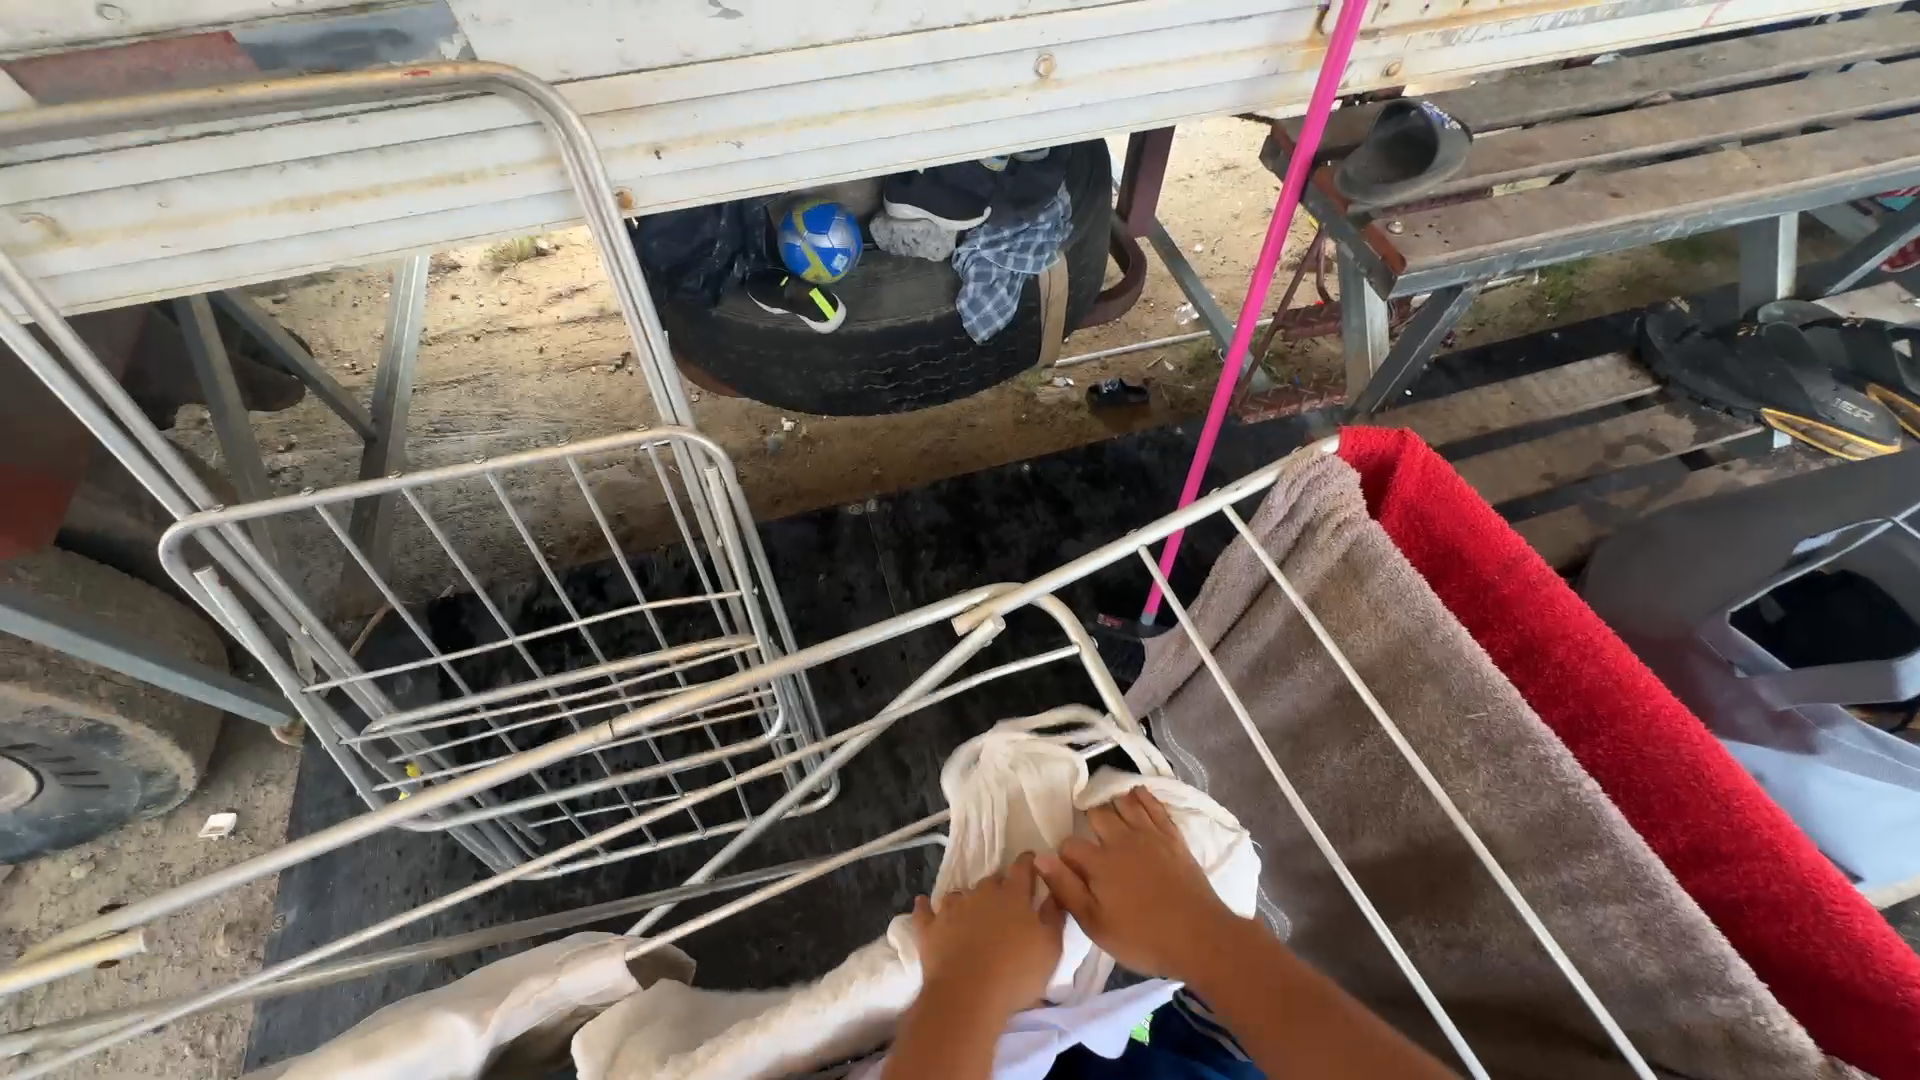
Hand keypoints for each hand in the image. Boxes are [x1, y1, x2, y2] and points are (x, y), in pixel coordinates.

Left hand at [912, 853, 1065, 1019]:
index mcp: (1013, 896)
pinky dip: (925, 907)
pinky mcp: (930, 928)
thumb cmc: (1016, 973)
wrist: (968, 995)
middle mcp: (981, 894)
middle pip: (991, 881)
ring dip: (966, 898)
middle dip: (999, 886)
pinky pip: (925, 911)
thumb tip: (1054, 892)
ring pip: (959, 893)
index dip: (1028, 862)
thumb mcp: (1050, 948)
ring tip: (971, 910)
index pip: (1022, 868)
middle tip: (1005, 899)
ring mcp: (952, 909)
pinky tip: (924, 903)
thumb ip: (1054, 917)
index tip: (1031, 859)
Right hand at [1034, 787, 1250, 983]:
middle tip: (1089, 832)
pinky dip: (1143, 797)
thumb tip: (1039, 857)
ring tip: (1107, 806)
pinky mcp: (1173, 838)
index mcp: (1099, 862)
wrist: (1199, 937)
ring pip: (1125, 804)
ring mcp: (1150, 835)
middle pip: (1097, 815)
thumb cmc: (1142, 938)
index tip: (1070, 868)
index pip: (1070, 845)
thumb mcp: (1096, 924)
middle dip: (1088, 820)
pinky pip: (1155, 807)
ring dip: (1113, 802)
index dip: (1065, 856)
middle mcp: (1122, 840)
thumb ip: (1066, 889)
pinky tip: (1137, 793)